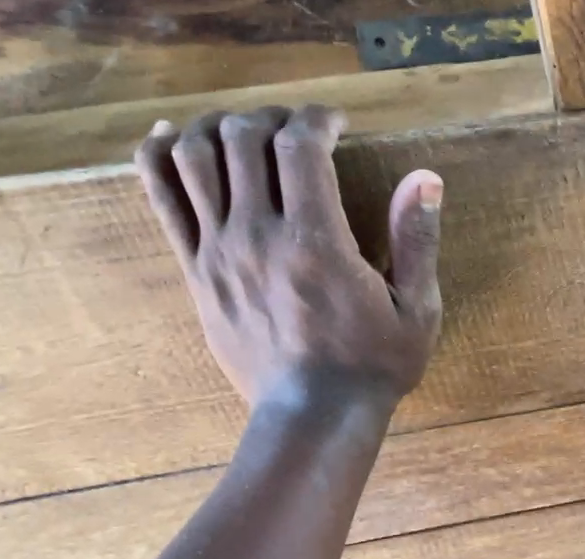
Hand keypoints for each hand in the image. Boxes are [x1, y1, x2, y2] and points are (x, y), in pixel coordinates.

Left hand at [135, 106, 444, 411]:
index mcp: (318, 242)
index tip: (337, 122)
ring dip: (220, 127)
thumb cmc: (375, 366)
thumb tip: (425, 179)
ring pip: (195, 155)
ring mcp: (218, 250)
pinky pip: (160, 195)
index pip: (301, 146)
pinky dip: (158, 152)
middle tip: (298, 129)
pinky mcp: (195, 269)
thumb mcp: (418, 310)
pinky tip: (171, 136)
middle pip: (244, 139)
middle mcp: (259, 235)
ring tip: (247, 133)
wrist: (315, 414)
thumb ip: (417, 241)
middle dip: (272, 118)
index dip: (318, 119)